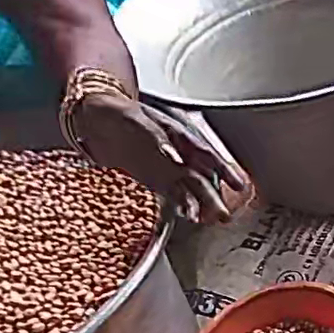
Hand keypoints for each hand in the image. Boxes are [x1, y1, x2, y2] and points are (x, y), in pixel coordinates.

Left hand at [73, 92, 248, 221]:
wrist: (94, 118)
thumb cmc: (117, 112)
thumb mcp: (136, 119)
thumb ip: (157, 138)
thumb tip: (175, 157)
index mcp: (178, 136)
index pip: (207, 155)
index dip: (225, 170)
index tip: (238, 184)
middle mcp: (178, 155)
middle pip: (202, 179)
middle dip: (215, 197)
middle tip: (224, 214)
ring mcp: (168, 169)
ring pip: (191, 191)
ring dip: (200, 206)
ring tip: (208, 220)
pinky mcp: (156, 181)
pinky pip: (174, 196)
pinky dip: (183, 207)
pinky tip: (189, 217)